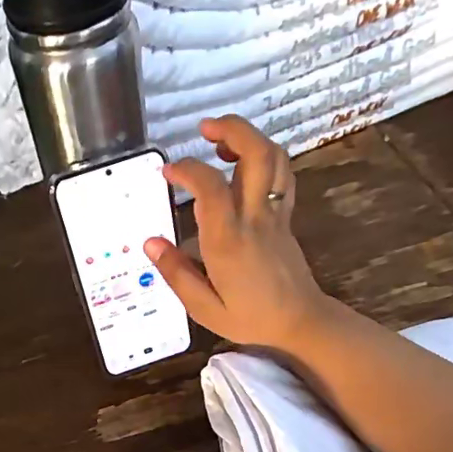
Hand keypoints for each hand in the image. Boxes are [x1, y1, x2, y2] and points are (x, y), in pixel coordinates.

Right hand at [146, 116, 339, 352]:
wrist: (301, 323)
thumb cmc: (251, 318)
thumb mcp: (204, 308)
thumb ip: (177, 274)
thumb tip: (151, 243)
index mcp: (229, 241)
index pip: (211, 187)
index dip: (188, 169)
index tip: (168, 173)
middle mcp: (255, 219)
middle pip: (257, 155)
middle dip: (232, 129)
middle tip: (204, 128)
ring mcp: (276, 214)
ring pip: (274, 159)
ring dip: (249, 138)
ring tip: (221, 141)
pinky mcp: (286, 217)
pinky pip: (282, 175)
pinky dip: (264, 158)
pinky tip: (243, 164)